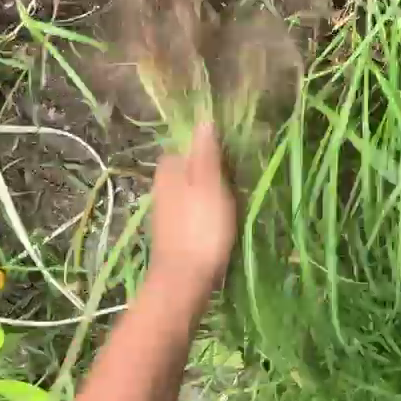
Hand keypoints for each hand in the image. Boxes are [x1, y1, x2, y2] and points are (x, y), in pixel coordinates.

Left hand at [148, 123, 235, 294]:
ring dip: (212, 192)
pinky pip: (194, 209)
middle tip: (237, 181)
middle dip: (212, 170)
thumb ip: (206, 153)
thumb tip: (203, 121)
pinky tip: (221, 222)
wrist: (184, 279)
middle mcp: (163, 185)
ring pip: (193, 189)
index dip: (209, 147)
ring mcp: (167, 209)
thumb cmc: (200, 228)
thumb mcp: (209, 184)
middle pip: (191, 166)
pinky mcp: (174, 230)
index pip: (187, 145)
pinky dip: (207, 211)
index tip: (231, 157)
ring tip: (234, 202)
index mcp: (170, 168)